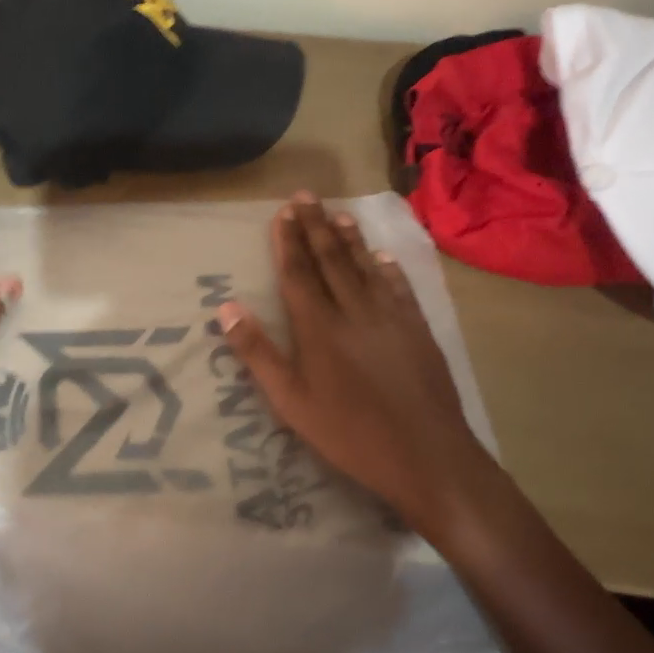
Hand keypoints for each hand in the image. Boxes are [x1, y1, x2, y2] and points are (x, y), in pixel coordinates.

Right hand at [216, 192, 492, 534]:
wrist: (427, 456)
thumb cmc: (349, 432)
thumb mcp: (290, 401)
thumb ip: (257, 353)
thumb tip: (225, 308)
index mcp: (319, 328)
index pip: (299, 273)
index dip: (288, 241)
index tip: (282, 212)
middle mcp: (354, 312)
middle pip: (331, 261)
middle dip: (316, 227)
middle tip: (306, 196)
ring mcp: (391, 319)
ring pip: (366, 268)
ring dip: (350, 239)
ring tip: (339, 213)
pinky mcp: (419, 332)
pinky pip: (400, 289)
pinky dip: (389, 269)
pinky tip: (383, 257)